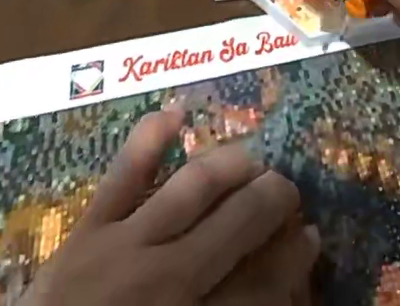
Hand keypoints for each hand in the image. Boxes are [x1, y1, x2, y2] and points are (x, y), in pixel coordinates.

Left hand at [20, 110, 314, 305]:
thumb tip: (272, 285)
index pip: (261, 286)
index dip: (293, 259)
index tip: (312, 235)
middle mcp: (169, 279)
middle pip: (235, 225)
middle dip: (271, 199)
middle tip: (288, 187)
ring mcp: (124, 247)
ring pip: (193, 189)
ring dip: (230, 167)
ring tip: (251, 159)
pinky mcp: (86, 229)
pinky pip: (122, 176)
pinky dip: (149, 139)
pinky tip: (174, 114)